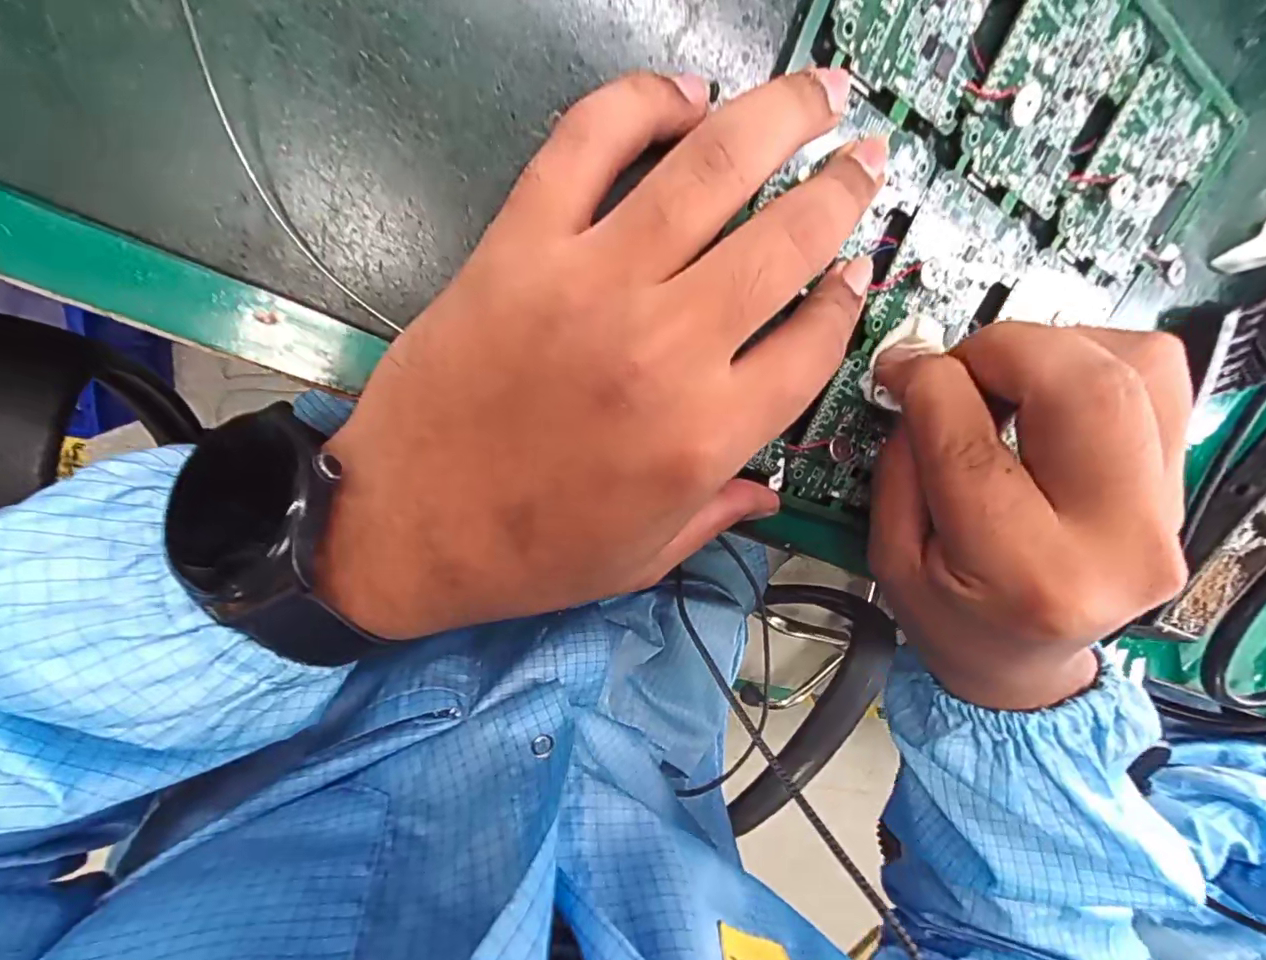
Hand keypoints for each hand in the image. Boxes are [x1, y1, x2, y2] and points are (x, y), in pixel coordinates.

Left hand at [318, 69, 886, 639]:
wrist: (403, 529)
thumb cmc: (522, 557)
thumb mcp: (636, 560)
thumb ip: (712, 515)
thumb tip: (767, 489)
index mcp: (704, 437)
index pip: (813, 343)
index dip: (844, 303)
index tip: (850, 276)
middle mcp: (665, 350)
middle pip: (787, 240)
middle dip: (842, 191)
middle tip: (862, 160)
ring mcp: (588, 288)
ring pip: (710, 168)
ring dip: (780, 117)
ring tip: (816, 95)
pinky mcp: (516, 251)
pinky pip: (587, 143)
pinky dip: (640, 101)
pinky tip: (679, 98)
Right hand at [868, 325, 1192, 710]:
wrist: (1025, 661)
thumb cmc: (947, 618)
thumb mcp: (891, 556)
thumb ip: (903, 465)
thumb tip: (921, 380)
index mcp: (1020, 571)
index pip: (969, 443)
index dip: (926, 385)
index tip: (899, 367)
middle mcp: (1113, 539)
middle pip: (1084, 387)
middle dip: (1003, 349)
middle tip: (955, 363)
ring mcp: (1166, 511)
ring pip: (1137, 366)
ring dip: (1054, 348)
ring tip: (1000, 376)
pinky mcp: (1182, 487)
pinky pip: (1160, 382)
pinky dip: (1094, 361)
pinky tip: (1044, 388)